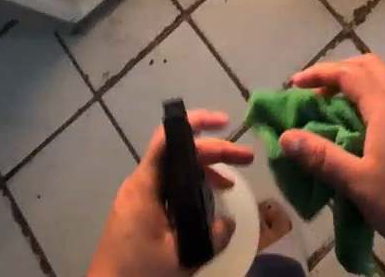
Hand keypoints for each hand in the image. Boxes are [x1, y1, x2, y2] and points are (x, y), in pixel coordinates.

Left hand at [87, 109, 253, 276]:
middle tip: (246, 158)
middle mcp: (141, 183)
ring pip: (176, 170)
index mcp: (145, 184)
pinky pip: (170, 187)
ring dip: (204, 171)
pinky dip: (192, 188)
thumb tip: (230, 222)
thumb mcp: (179, 257)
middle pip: (180, 153)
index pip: (169, 138)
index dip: (196, 122)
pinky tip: (209, 202)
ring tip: (231, 183)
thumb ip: (209, 237)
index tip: (225, 122)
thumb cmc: (137, 272)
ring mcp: (139, 197)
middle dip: (214, 151)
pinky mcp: (141, 212)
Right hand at [280, 55, 384, 267]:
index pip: (348, 73)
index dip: (319, 74)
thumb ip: (321, 157)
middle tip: (318, 92)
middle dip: (341, 72)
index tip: (295, 84)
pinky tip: (364, 135)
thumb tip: (286, 136)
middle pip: (370, 67)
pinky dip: (372, 105)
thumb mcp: (356, 182)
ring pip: (384, 85)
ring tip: (335, 113)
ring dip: (357, 88)